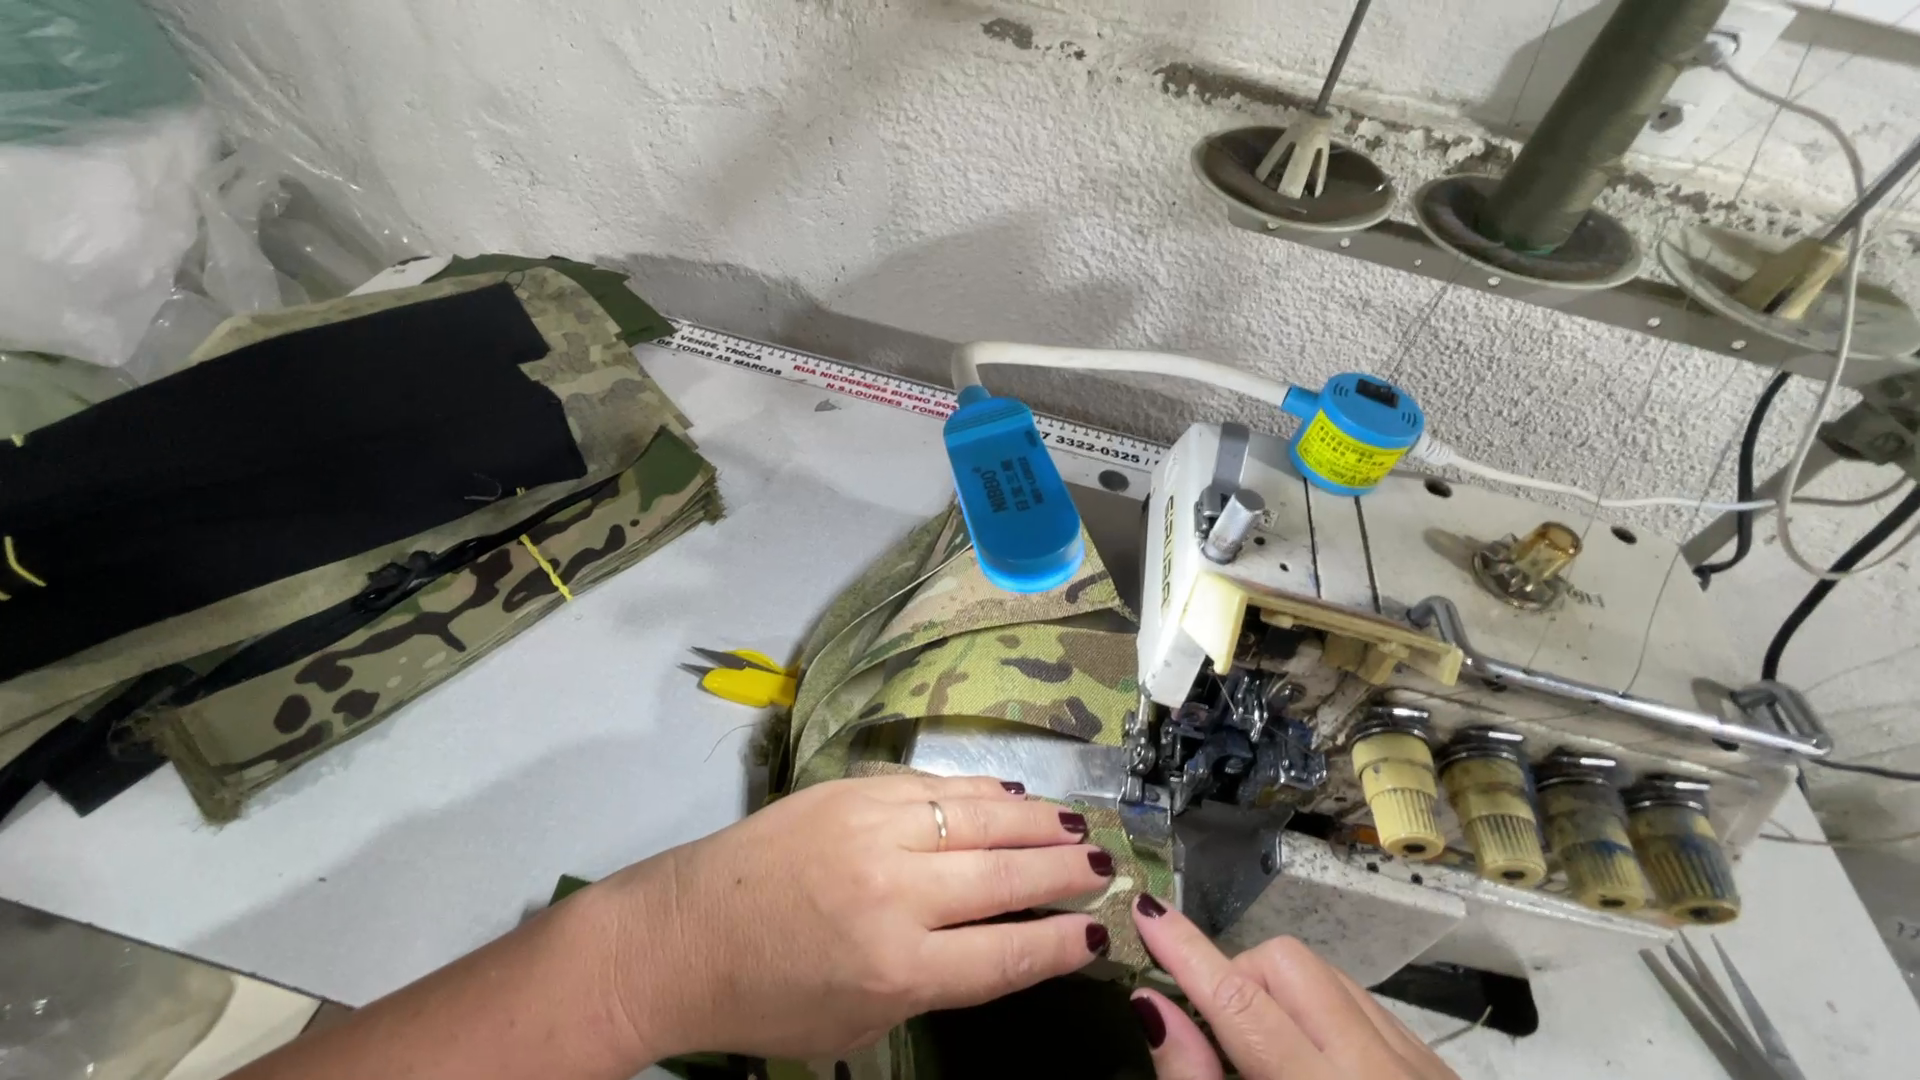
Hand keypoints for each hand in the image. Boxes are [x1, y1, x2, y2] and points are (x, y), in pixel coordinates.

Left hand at [589, 774, 1112, 1061]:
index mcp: (897, 968)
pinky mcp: (852, 789)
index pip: (1006, 952)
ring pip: (978, 817)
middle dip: (1064, 870)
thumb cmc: (768, 998)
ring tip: (1076, 824)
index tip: (1100, 927)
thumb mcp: (860, 1020)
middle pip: (1004, 875)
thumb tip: (1001, 939)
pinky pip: (934, 785)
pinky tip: (1012, 794)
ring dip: (1035, 821)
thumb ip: (935, 980)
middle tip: (1106, 863)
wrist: (681, 934)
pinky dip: (980, 791)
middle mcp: (895, 891)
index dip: (1060, 940)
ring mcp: (873, 828)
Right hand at [1127, 896, 1459, 1079]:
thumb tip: (1152, 1005)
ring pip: (1324, 974)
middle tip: (1217, 1034)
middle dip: (1237, 978)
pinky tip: (1317, 1063)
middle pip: (1286, 965)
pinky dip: (1320, 1011)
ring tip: (1267, 1054)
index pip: (1241, 1004)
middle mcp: (1382, 1072)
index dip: (1186, 953)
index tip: (1145, 910)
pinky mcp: (1438, 1069)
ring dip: (1277, 993)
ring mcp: (1421, 1068)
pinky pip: (1361, 1001)